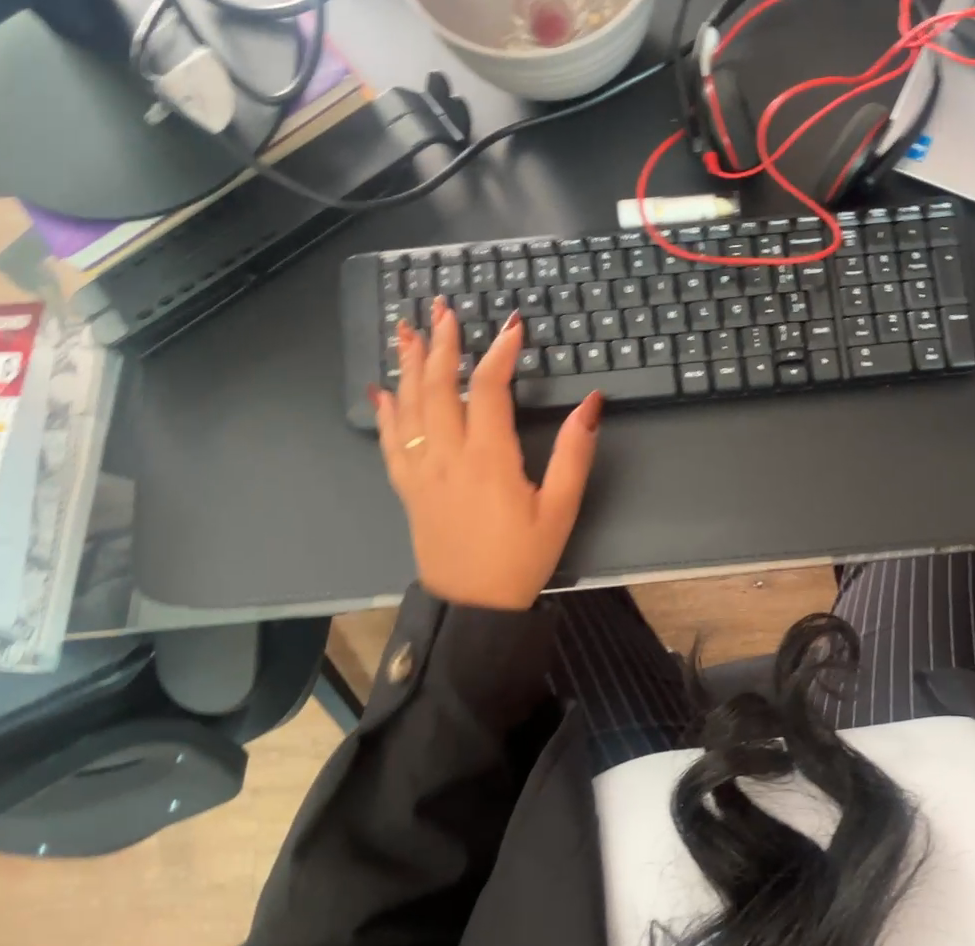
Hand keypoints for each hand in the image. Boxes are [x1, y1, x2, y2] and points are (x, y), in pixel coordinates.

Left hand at [373, 298, 602, 609]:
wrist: (474, 605)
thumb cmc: (522, 558)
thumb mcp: (560, 509)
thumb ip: (574, 454)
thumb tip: (591, 404)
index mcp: (489, 459)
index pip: (490, 390)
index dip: (501, 352)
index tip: (512, 325)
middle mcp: (449, 456)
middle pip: (440, 387)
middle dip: (442, 344)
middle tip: (443, 310)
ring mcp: (422, 471)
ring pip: (410, 407)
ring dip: (408, 365)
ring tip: (407, 331)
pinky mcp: (409, 488)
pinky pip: (391, 442)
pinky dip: (387, 412)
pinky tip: (383, 390)